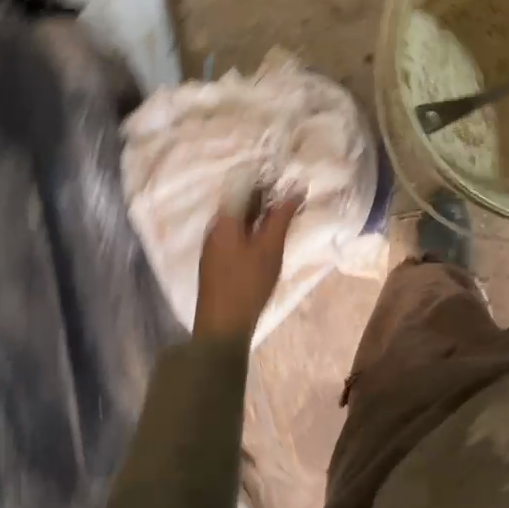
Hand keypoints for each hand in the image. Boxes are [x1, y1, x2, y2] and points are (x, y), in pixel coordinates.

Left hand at [194, 190, 300, 341]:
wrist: (221, 328)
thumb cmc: (248, 283)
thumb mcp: (270, 248)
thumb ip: (282, 217)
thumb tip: (296, 190)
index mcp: (224, 219)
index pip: (244, 185)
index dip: (267, 178)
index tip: (288, 180)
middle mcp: (214, 227)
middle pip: (240, 202)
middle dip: (265, 197)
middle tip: (291, 199)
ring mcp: (212, 245)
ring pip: (238, 219)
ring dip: (259, 214)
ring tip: (283, 217)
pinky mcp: (215, 261)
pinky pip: (235, 234)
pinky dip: (252, 230)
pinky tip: (267, 239)